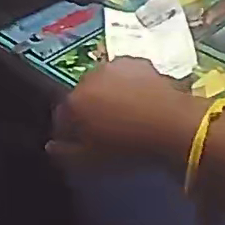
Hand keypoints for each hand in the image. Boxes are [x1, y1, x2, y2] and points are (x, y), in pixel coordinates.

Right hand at [47, 58, 206, 167]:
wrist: (173, 125)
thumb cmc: (126, 147)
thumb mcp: (91, 161)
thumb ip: (66, 153)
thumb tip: (51, 146)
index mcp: (73, 102)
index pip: (61, 118)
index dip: (67, 133)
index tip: (77, 144)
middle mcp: (89, 78)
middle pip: (81, 97)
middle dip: (87, 111)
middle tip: (102, 131)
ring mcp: (116, 67)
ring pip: (103, 85)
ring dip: (107, 97)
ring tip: (123, 116)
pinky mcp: (140, 63)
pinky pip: (126, 79)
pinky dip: (128, 89)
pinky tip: (139, 104)